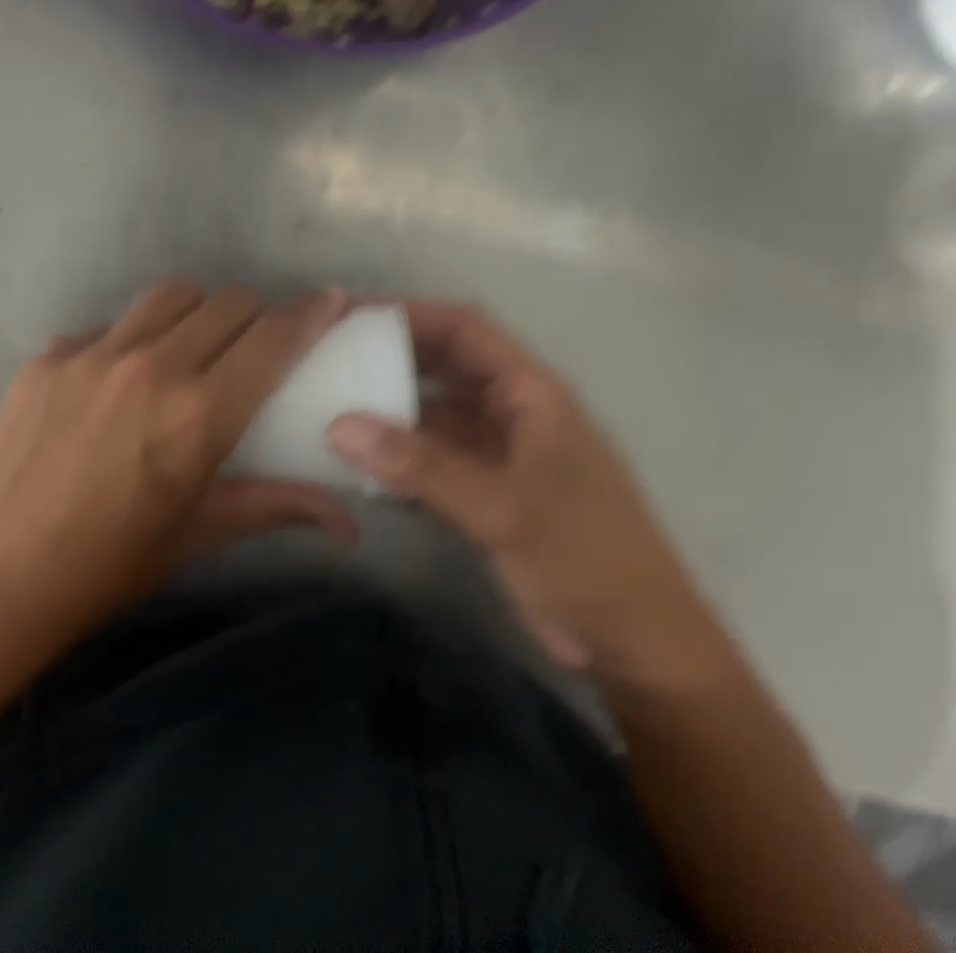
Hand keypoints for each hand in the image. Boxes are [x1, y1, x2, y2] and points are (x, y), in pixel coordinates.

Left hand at [0, 281, 351, 638]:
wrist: (2, 575)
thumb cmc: (111, 565)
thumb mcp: (199, 533)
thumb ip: (276, 505)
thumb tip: (349, 524)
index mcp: (199, 413)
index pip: (273, 338)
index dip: (311, 313)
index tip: (330, 302)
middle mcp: (150, 367)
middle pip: (227, 303)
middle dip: (256, 315)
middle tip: (255, 345)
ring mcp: (90, 355)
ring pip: (167, 296)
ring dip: (196, 312)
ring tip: (190, 347)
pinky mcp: (45, 358)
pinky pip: (105, 326)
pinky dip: (128, 340)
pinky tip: (116, 382)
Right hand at [326, 301, 710, 680]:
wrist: (634, 640)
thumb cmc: (585, 560)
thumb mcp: (505, 509)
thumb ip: (423, 466)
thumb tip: (339, 425)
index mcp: (533, 396)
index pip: (465, 330)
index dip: (408, 314)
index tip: (344, 316)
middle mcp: (514, 416)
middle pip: (444, 370)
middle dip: (388, 361)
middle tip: (322, 363)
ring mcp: (499, 460)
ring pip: (434, 421)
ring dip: (387, 416)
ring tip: (323, 412)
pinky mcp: (486, 500)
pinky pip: (431, 467)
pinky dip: (396, 464)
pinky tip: (353, 470)